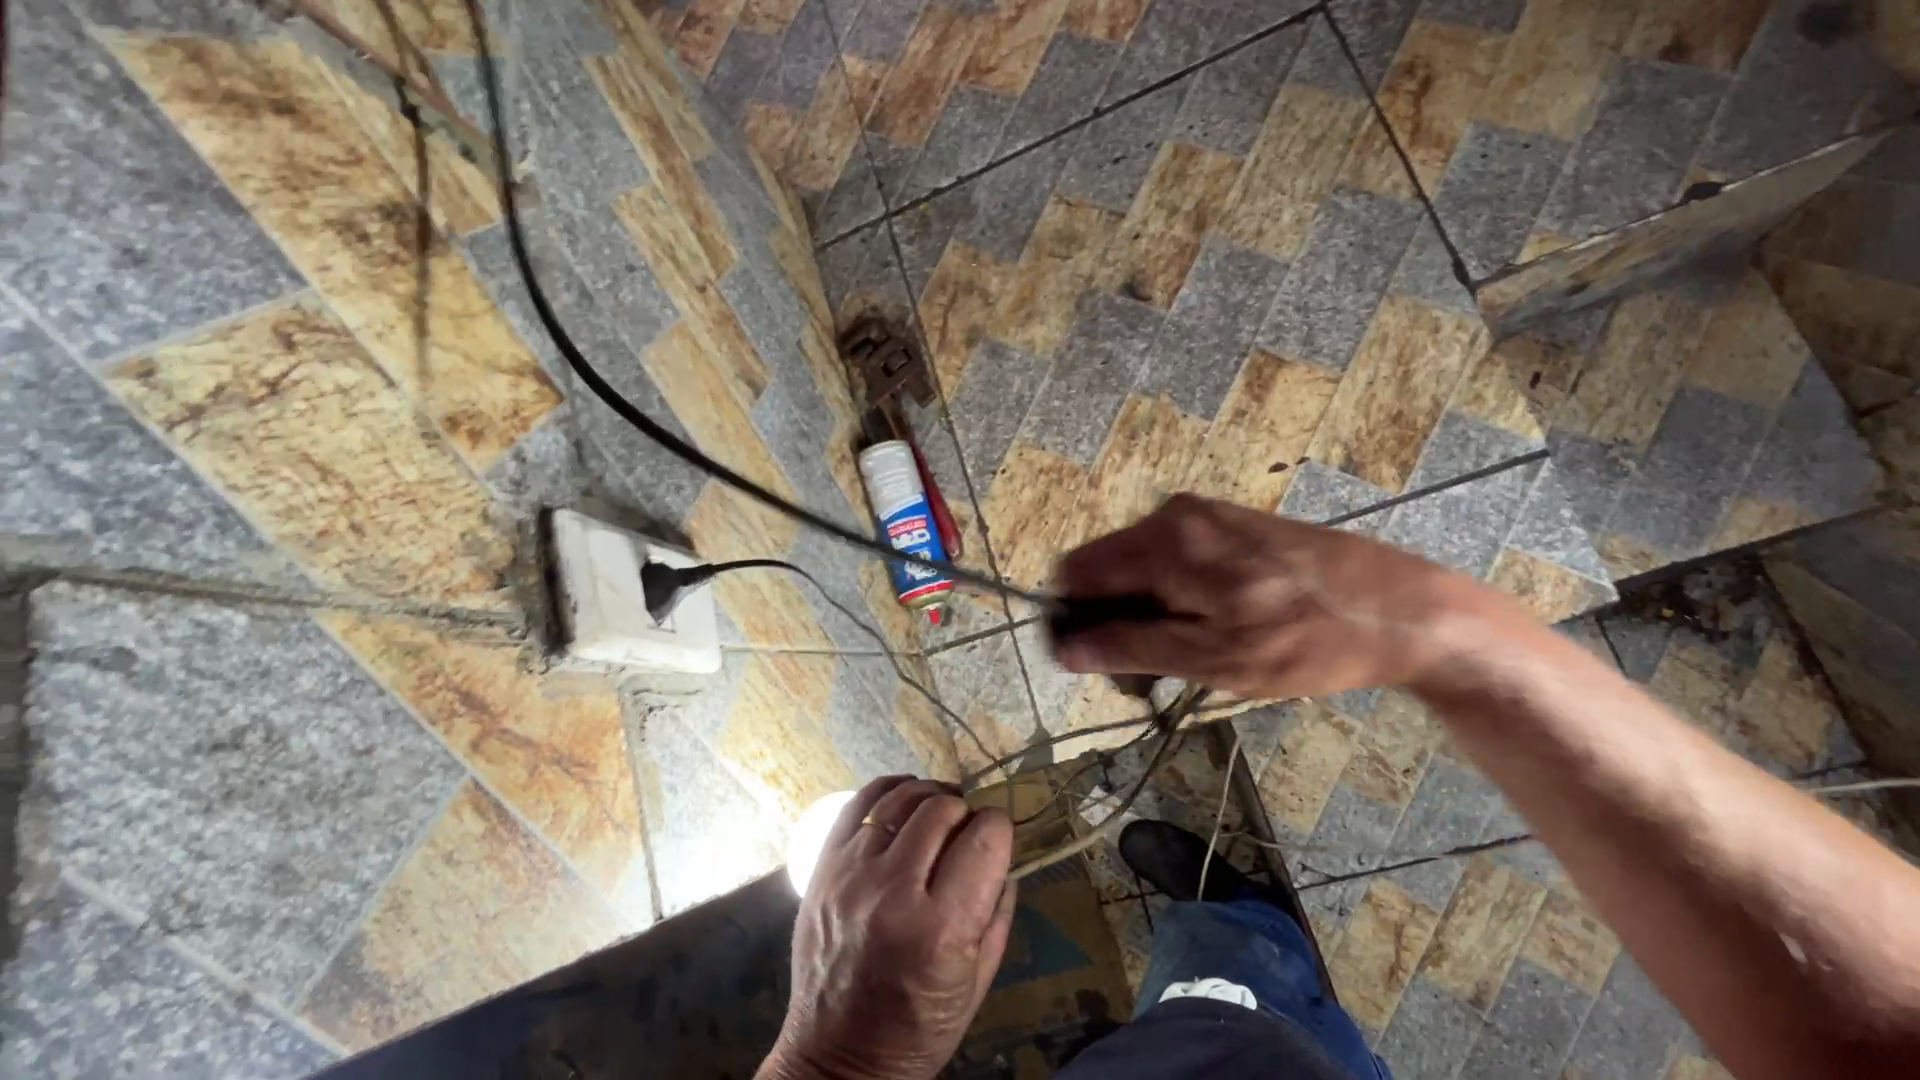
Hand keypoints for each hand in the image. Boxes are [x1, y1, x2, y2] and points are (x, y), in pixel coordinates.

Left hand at [762, 777, 1016, 1079]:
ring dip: (929, 796)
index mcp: (940, 928)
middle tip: (967, 832)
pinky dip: (887, 790)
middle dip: (966, 812)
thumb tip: (1003, 855)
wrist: (836, 1057)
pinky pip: (856, 804)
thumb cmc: (917, 1029)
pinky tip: (904, 799)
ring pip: (900, 799)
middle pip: (942, 809)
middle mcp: (892, 892)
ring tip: (940, 811)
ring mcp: (850, 876)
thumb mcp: (978, 983)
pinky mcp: (822, 870)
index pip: (984, 838)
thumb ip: (997, 911)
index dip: (1000, 829)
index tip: (999, 838)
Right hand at [1052, 493, 1499, 700]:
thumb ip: (1130, 648)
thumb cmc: (1308, 640)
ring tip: (1192, 657)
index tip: (1099, 664)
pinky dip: (1178, 597)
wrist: (1407, 610)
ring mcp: (1207, 516)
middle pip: (1106, 569)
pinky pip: (1177, 560)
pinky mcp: (1234, 526)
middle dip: (1114, 621)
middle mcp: (1175, 514)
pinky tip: (1217, 630)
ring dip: (1148, 613)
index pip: (1075, 572)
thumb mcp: (1212, 658)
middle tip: (1152, 674)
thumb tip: (1065, 649)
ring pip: (1142, 567)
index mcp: (1162, 540)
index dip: (1073, 620)